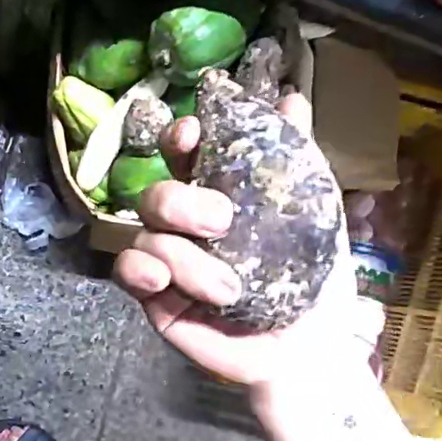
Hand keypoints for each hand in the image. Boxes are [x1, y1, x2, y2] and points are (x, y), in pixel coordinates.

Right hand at [112, 93, 368, 394]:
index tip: (190, 134)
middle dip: (180, 200)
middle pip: (155, 193)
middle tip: (222, 222)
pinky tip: (165, 282)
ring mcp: (167, 261)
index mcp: (218, 194)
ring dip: (185, 257)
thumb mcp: (313, 206)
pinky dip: (142, 270)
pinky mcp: (154, 298)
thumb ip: (295, 155)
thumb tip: (288, 97)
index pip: (183, 156)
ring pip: (143, 234)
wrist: (310, 343)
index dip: (179, 139)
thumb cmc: (312, 272)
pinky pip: (128, 272)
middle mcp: (185, 225)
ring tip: (228, 289)